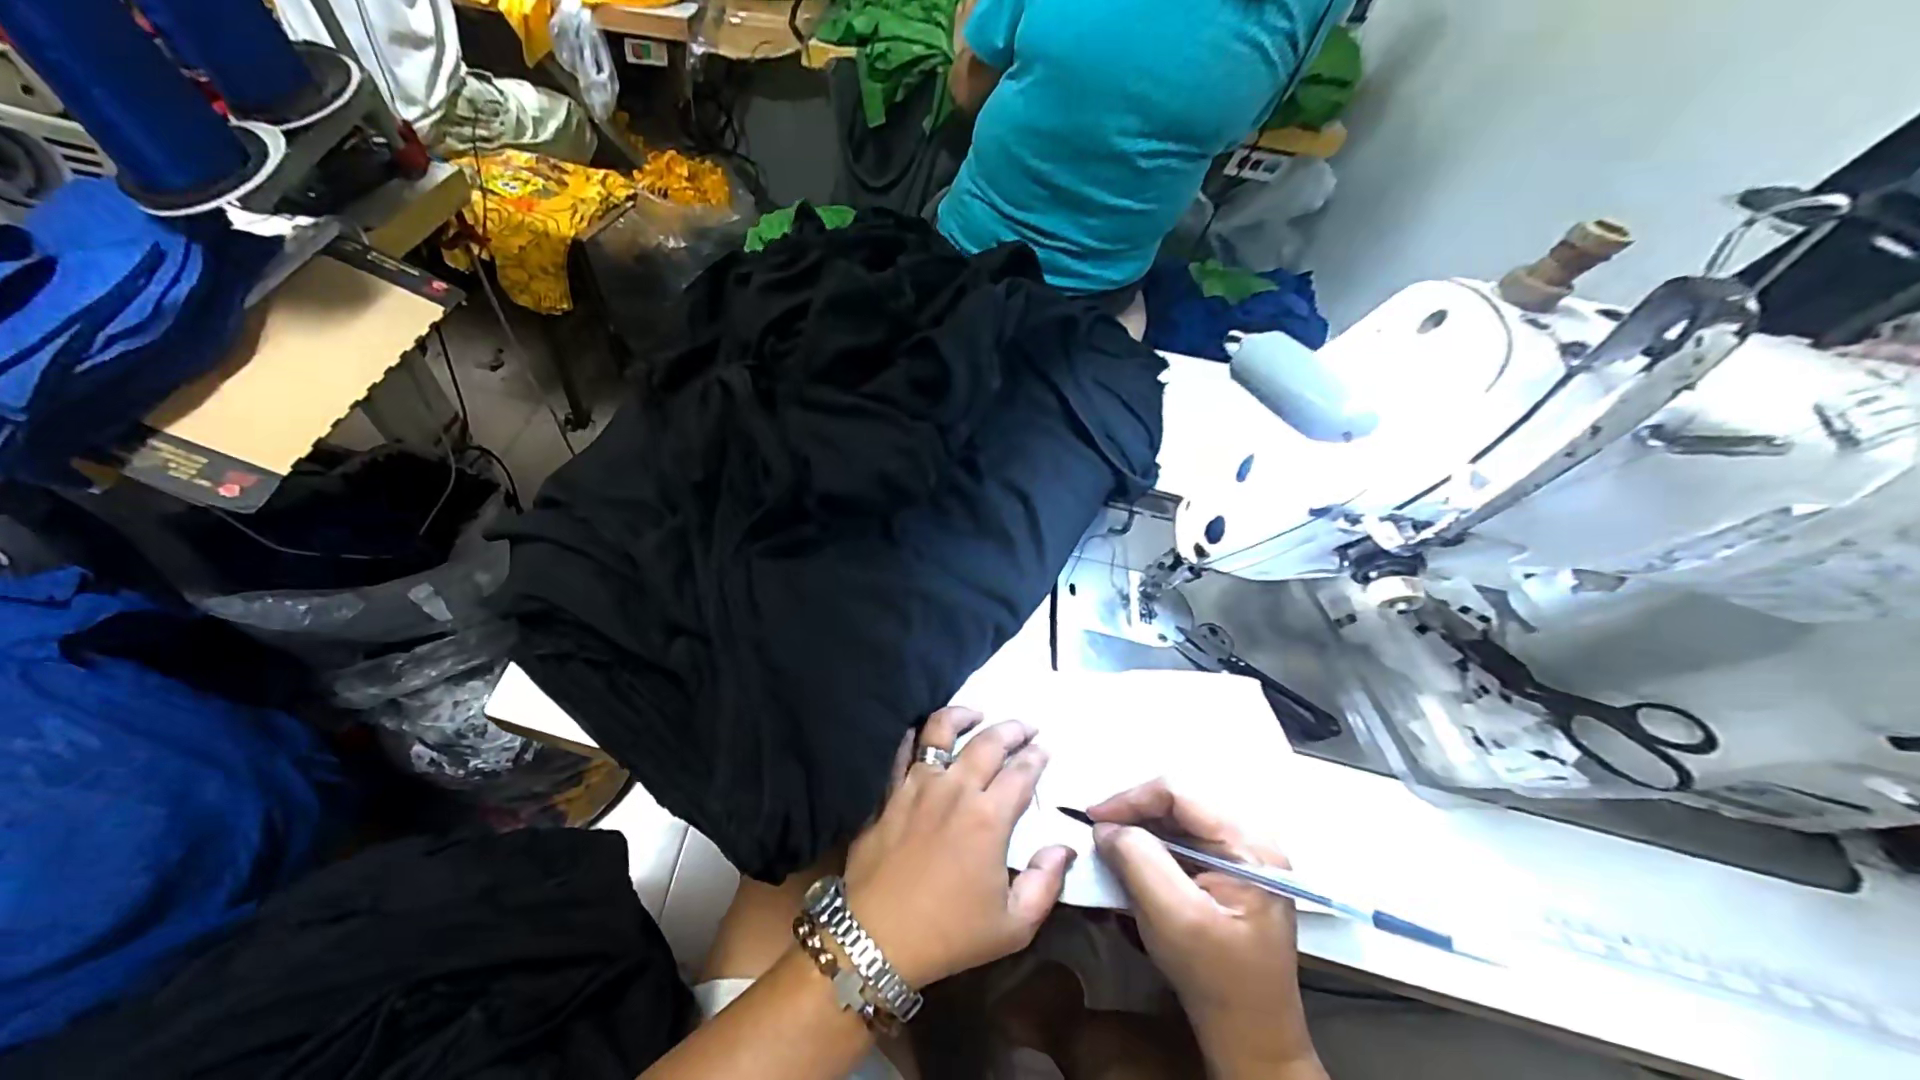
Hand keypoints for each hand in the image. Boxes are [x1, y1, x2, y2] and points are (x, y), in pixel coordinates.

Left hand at [841, 708, 1074, 988]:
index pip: (1021, 772)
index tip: (1044, 749)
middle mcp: (955, 789)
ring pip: (940, 732)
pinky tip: (922, 731)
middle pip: (988, 742)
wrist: (873, 939)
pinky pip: (901, 751)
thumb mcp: (1013, 926)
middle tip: (1025, 727)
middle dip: (1012, 729)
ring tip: (975, 713)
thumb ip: (1046, 883)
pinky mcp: (888, 793)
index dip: (1037, 757)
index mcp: (989, 818)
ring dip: (962, 716)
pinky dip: (914, 735)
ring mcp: (917, 786)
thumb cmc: (949, 935)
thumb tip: (1063, 848)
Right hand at [1089, 779, 1320, 1076]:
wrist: (1252, 1040)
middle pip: (1178, 804)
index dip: (1130, 799)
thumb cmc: (1217, 980)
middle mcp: (1249, 841)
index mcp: (1249, 844)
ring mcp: (1240, 859)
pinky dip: (1151, 853)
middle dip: (1134, 816)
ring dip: (1140, 835)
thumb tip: (1107, 827)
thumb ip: (1138, 860)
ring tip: (1111, 853)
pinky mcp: (1228, 876)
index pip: (1179, 793)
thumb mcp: (1173, 918)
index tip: (1093, 819)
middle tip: (1099, 835)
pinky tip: (1133, 871)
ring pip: (1176, 824)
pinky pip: (1181, 846)